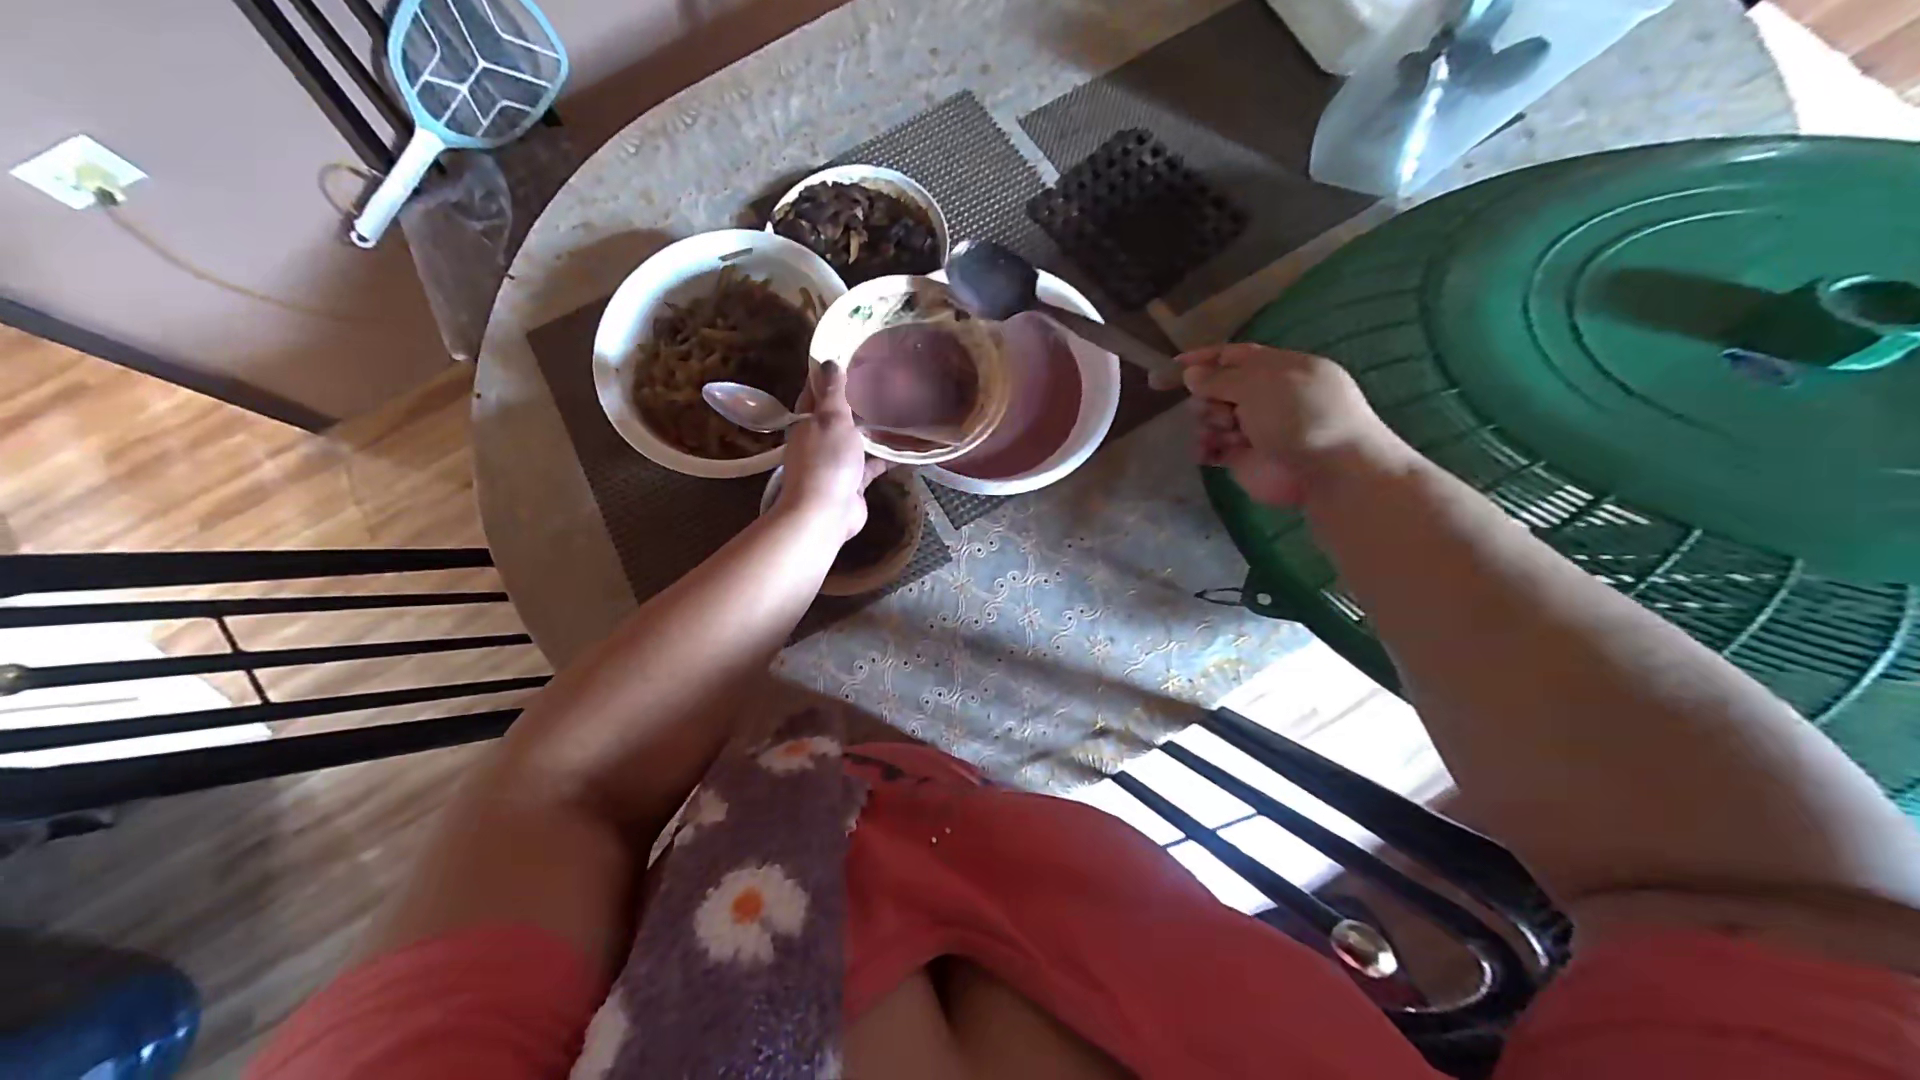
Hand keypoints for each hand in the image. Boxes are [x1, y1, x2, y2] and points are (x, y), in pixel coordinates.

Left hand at [776, 360, 887, 541]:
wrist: (825, 513)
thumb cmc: (826, 461)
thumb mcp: (830, 419)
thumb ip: (832, 393)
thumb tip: (829, 362)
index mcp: (807, 420)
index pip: (816, 389)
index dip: (830, 373)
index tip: (851, 355)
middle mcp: (819, 439)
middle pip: (838, 414)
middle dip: (856, 400)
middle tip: (882, 379)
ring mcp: (836, 461)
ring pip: (857, 439)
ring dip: (873, 428)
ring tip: (899, 408)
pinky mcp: (853, 481)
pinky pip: (872, 463)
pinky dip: (887, 456)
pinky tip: (907, 446)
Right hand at [1180, 344, 1400, 505]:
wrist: (1328, 471)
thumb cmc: (1299, 415)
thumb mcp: (1259, 383)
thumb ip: (1220, 378)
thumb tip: (1191, 374)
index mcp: (1277, 369)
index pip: (1232, 356)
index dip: (1201, 359)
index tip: (1170, 366)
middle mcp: (1264, 396)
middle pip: (1216, 388)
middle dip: (1207, 396)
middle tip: (1222, 411)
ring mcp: (1254, 428)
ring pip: (1211, 418)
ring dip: (1209, 423)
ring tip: (1227, 434)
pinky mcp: (1244, 458)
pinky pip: (1212, 448)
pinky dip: (1205, 448)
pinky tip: (1205, 451)